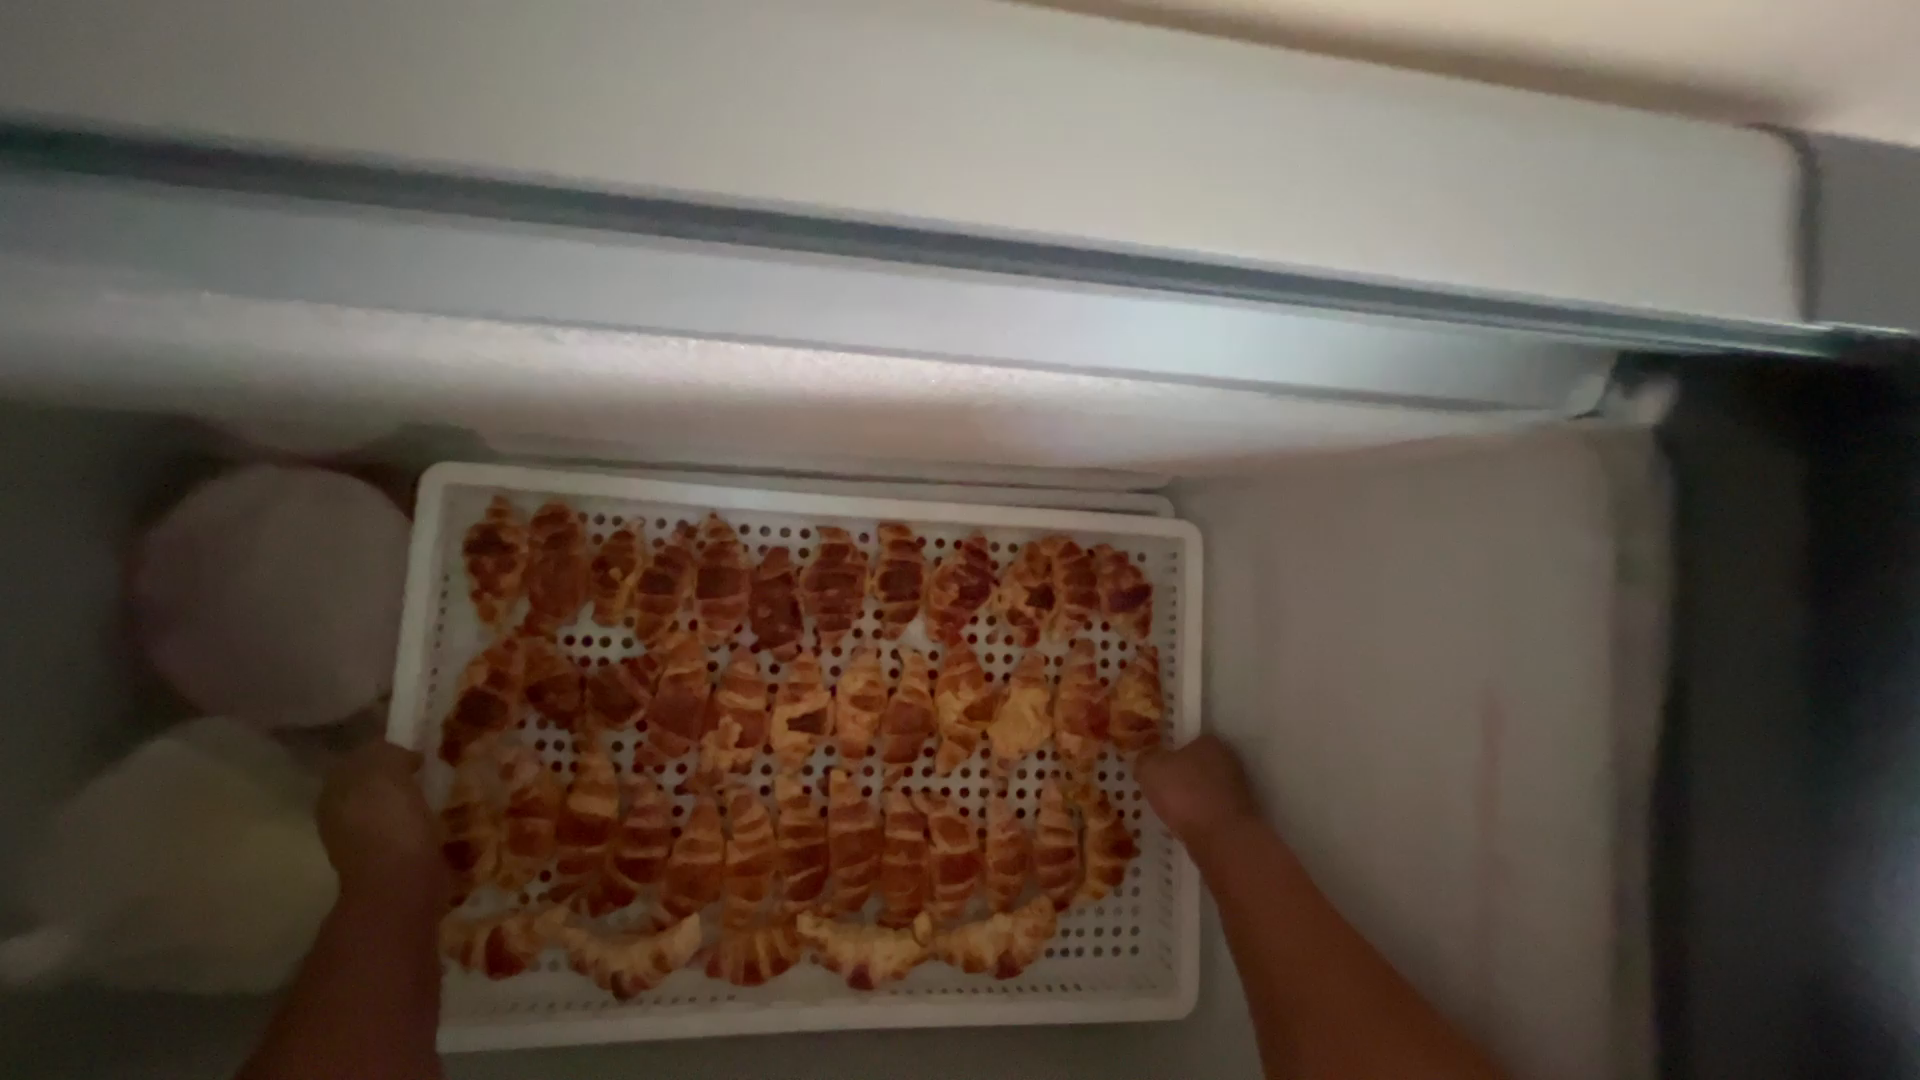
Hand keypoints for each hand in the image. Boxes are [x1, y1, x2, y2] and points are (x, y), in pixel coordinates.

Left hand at [317, 740, 446, 899]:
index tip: (424, 743)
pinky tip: (447, 815)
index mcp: (335, 791)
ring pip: (395, 806)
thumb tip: (404, 755)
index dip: (391, 746)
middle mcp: (342, 814)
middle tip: (439, 764)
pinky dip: (428, 819)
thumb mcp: (384, 770)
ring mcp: (365, 840)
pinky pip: (411, 827)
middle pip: (378, 782)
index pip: (362, 757)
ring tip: (448, 788)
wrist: (401, 884)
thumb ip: (386, 752)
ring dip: (418, 797)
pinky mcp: (392, 859)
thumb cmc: (389, 823)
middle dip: (405, 773)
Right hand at [1136, 734, 1263, 852]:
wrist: (1221, 838)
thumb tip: (1146, 759)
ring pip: (1205, 790)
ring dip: (1190, 799)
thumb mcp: (1150, 768)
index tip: (1155, 766)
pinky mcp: (1240, 816)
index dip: (1170, 752)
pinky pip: (1211, 811)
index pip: (1188, 740)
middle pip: (1197, 765)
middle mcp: (1228, 761)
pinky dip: (1199, 817)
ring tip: (1170, 812)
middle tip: (1159, 789)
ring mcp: (1237, 790)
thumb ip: (1145, 759)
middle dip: (1181, 776)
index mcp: (1210, 743)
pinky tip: (1185, 827)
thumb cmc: (1184, 793)